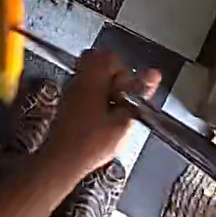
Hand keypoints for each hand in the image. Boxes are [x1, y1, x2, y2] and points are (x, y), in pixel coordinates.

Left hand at [36, 52, 158, 181]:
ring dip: (105, 88)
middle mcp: (78, 80)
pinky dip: (96, 98)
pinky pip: (84, 90)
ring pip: (91, 76)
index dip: (124, 72)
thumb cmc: (92, 143)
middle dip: (114, 77)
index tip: (129, 91)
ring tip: (113, 110)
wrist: (62, 160)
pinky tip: (102, 118)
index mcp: (92, 79)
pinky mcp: (67, 103)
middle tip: (122, 98)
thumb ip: (138, 94)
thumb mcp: (123, 121)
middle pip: (99, 62)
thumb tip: (153, 74)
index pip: (110, 56)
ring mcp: (70, 90)